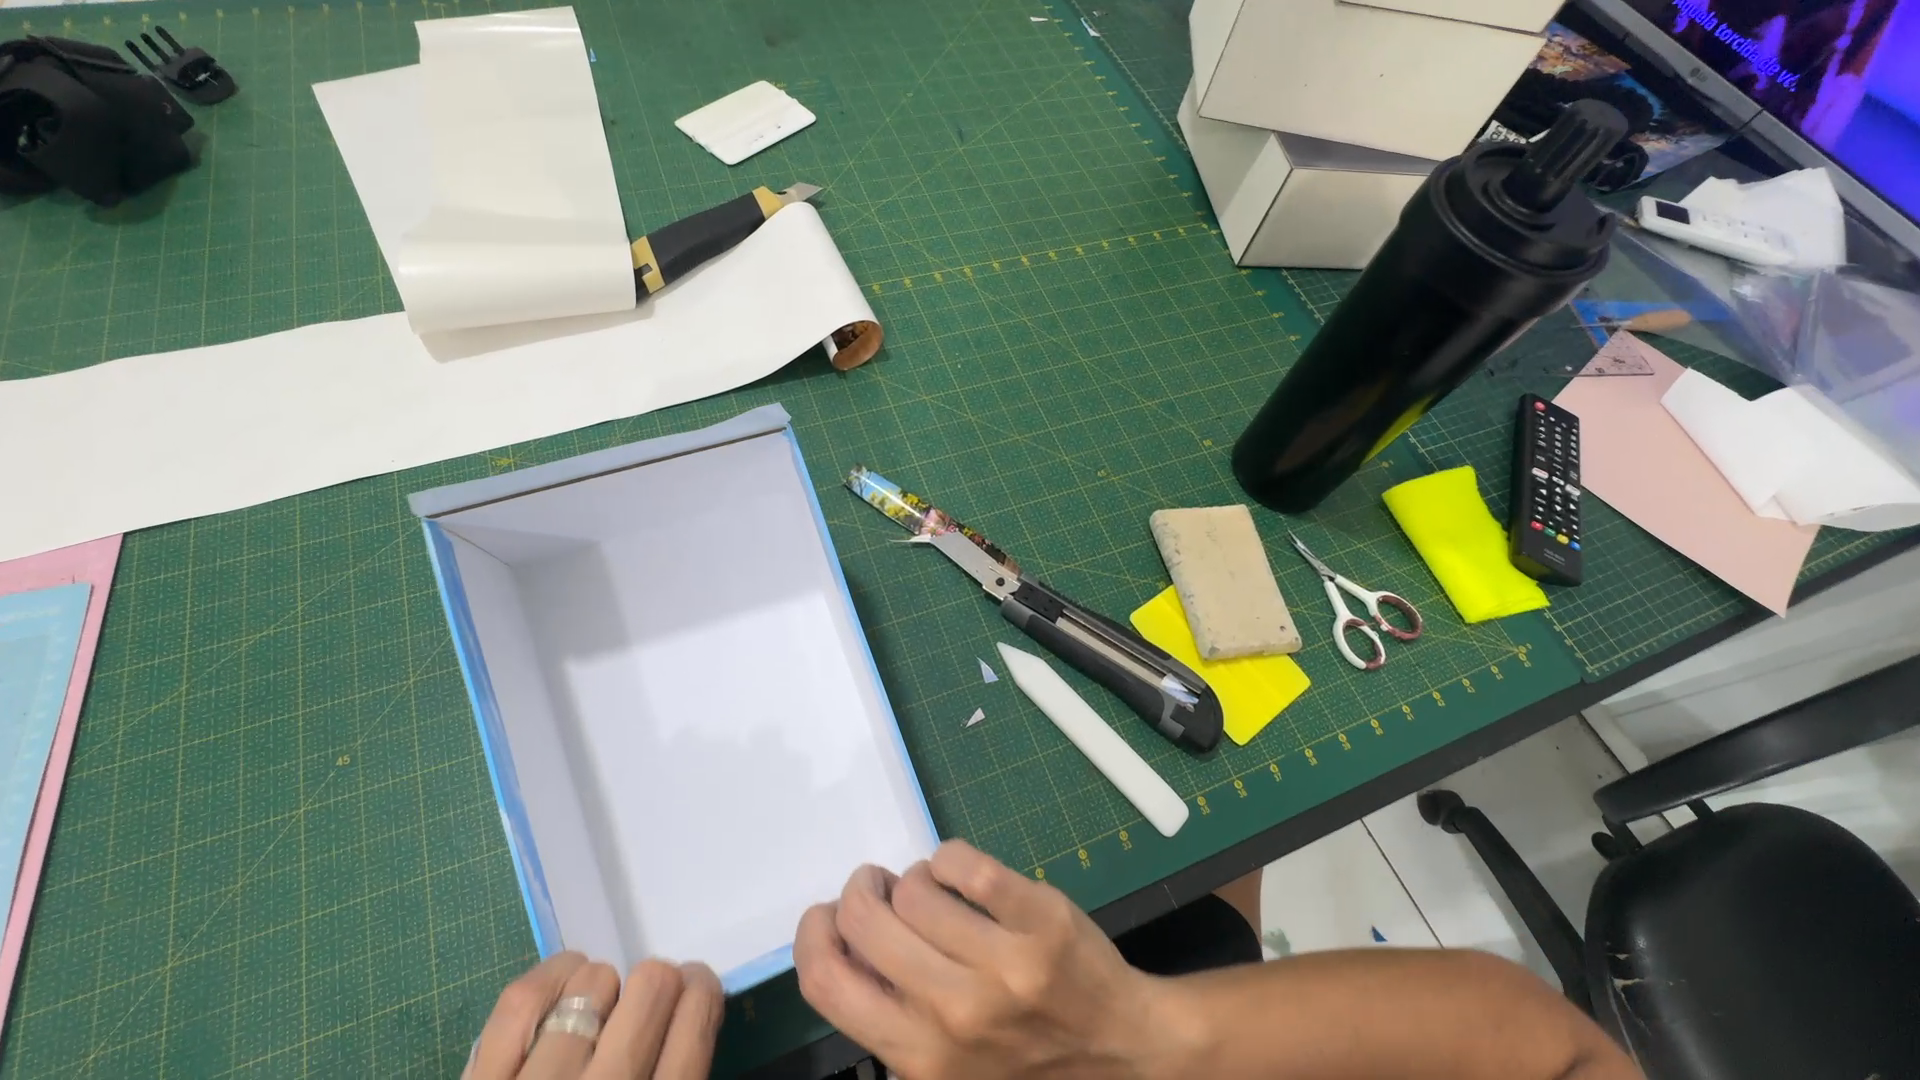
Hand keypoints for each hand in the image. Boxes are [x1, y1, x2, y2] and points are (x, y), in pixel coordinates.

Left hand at [464, 952, 722, 1079]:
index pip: (695, 1016)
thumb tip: (694, 1000)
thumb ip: (681, 1074)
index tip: (692, 991)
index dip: (700, 991)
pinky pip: (525, 998)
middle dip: (656, 986)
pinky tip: (565, 989)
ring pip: (593, 981)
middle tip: (644, 1008)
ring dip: (602, 992)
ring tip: (595, 1018)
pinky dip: (554, 977)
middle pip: (652, 984)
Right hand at [794, 839, 1172, 1079]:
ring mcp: (1001, 962)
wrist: (1121, 1051)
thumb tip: (847, 947)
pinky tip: (962, 875)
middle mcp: (954, 1012)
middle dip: (863, 891)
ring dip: (915, 880)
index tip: (828, 916)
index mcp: (919, 1055)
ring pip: (914, 887)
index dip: (813, 934)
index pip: (826, 982)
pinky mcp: (1040, 917)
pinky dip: (950, 858)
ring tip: (935, 893)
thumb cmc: (1024, 1058)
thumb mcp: (946, 1067)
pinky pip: (965, 863)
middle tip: (881, 890)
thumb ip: (891, 1019)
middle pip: (863, 919)